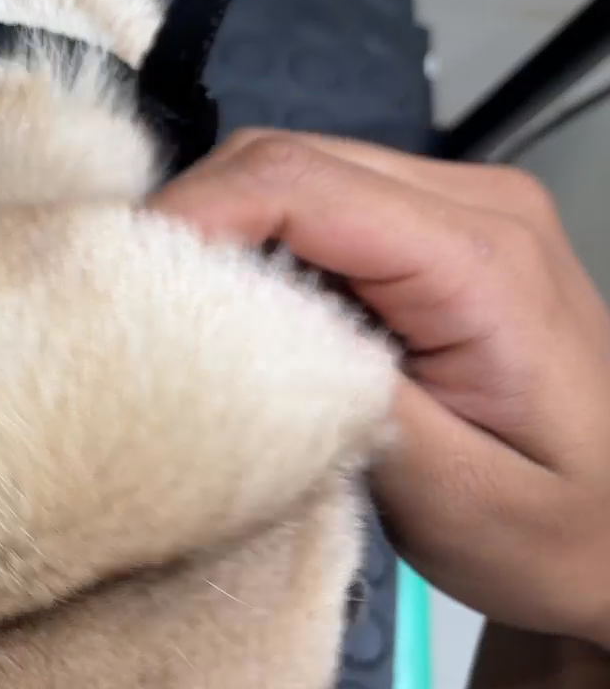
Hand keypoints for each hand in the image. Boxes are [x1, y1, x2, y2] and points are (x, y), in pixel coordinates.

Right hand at [151, 130, 609, 648]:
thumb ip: (340, 395)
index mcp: (479, 258)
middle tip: (132, 292)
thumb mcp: (462, 496)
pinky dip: (230, 230)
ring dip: (202, 222)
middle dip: (181, 216)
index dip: (188, 215)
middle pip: (270, 158)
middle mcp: (463, 201)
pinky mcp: (408, 221)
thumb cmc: (561, 531)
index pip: (289, 183)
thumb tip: (218, 327)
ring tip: (170, 295)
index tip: (126, 280)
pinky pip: (287, 194)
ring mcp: (441, 202)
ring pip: (269, 166)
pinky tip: (221, 288)